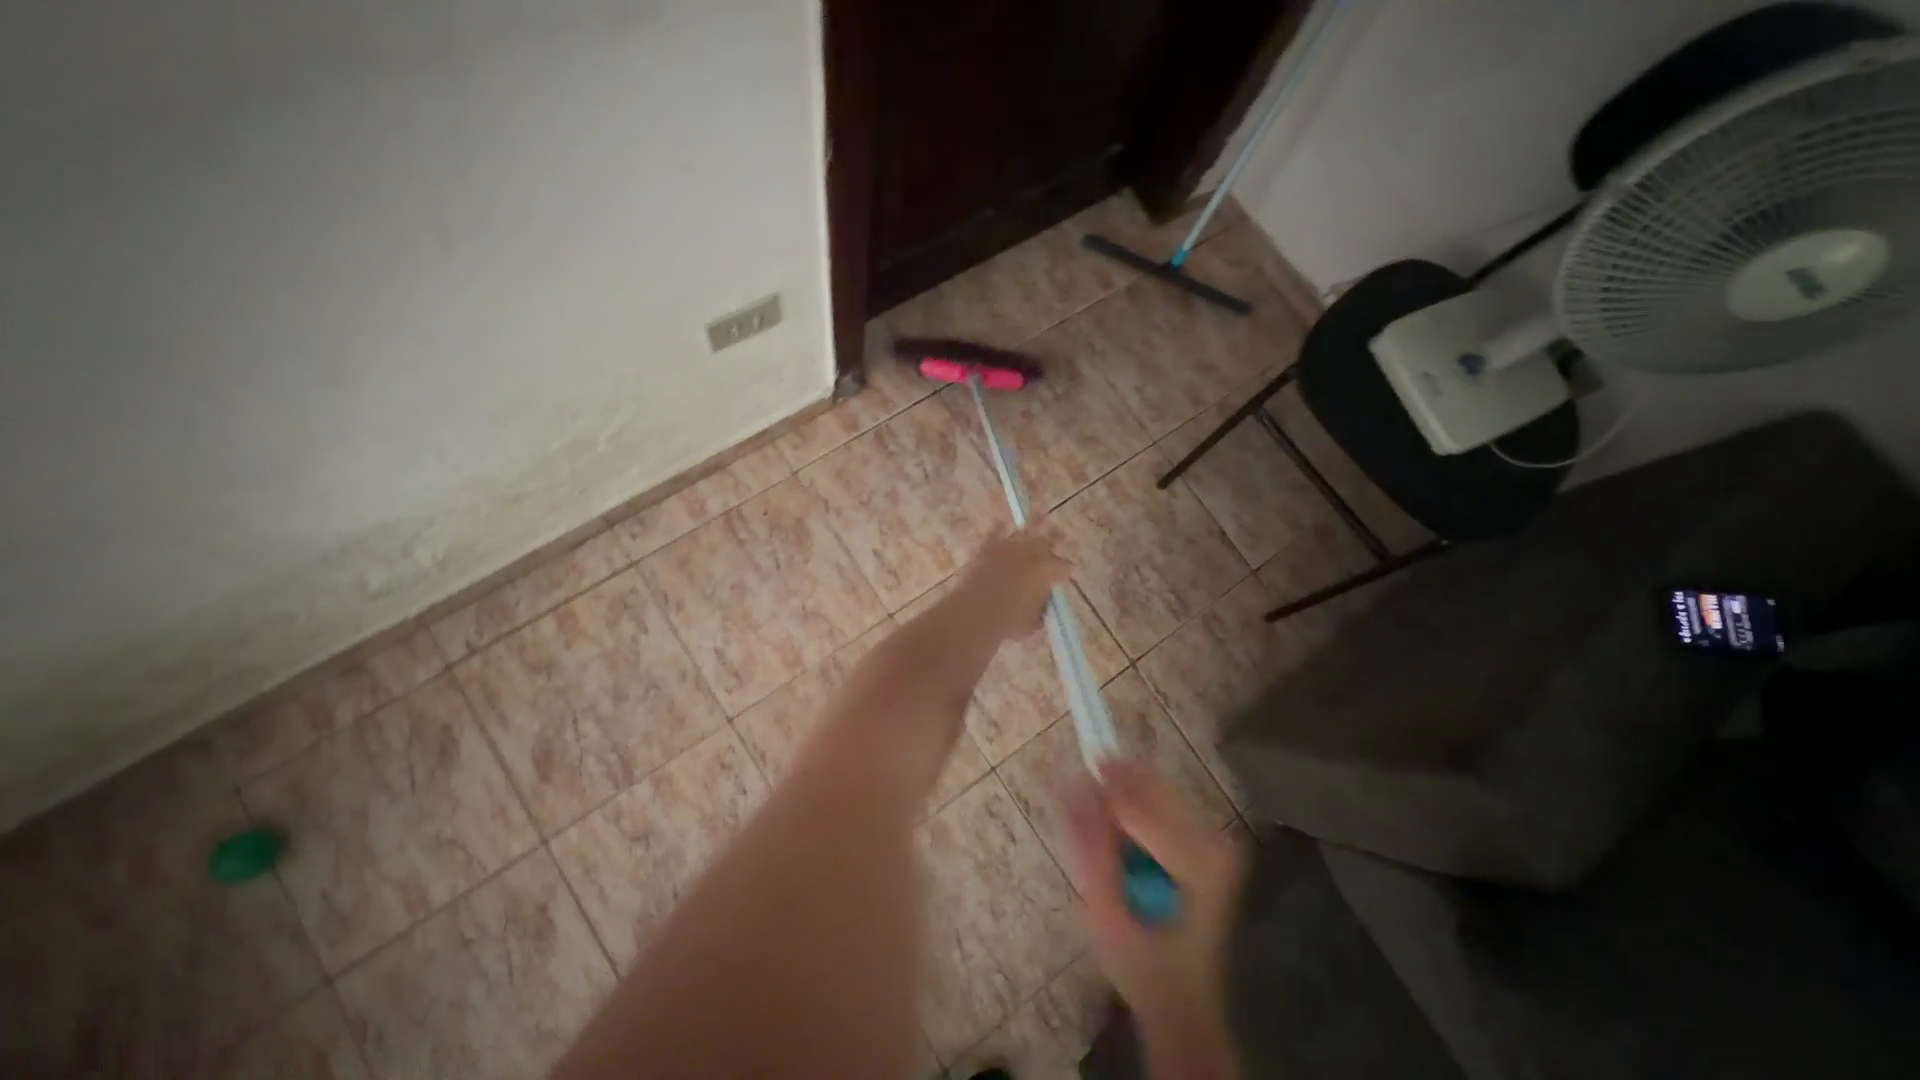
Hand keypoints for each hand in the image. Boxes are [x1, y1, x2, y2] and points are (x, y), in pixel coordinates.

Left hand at [949, 525, 1069, 642]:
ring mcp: (1009, 547)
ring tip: (1039, 513)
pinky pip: (996, 532)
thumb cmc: (1010, 621)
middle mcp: (1032, 553)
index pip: (1064, 566)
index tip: (1067, 573)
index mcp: (1049, 570)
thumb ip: (1039, 612)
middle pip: (1047, 542)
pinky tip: (1001, 520)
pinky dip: (999, 527)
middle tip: (1060, 535)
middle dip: (1054, 539)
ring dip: (1033, 524)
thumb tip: (1040, 612)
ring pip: (1025, 530)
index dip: (1066, 570)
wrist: (977, 611)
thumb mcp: (1031, 623)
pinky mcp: (989, 547)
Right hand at [1065, 762, 1244, 1075]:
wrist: (1185, 1008)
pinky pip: (1165, 808)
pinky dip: (1134, 812)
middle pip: (1155, 791)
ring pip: (1159, 794)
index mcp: (1200, 863)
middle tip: (1075, 795)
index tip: (1068, 782)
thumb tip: (1074, 785)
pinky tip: (1116, 835)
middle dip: (1113, 788)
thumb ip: (1092, 850)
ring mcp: (1219, 845)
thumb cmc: (1144, 970)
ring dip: (1122, 798)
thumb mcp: (1107, 917)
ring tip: (1093, 823)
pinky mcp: (1211, 848)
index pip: (1142, 807)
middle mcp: (1218, 845)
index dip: (1103, 790)